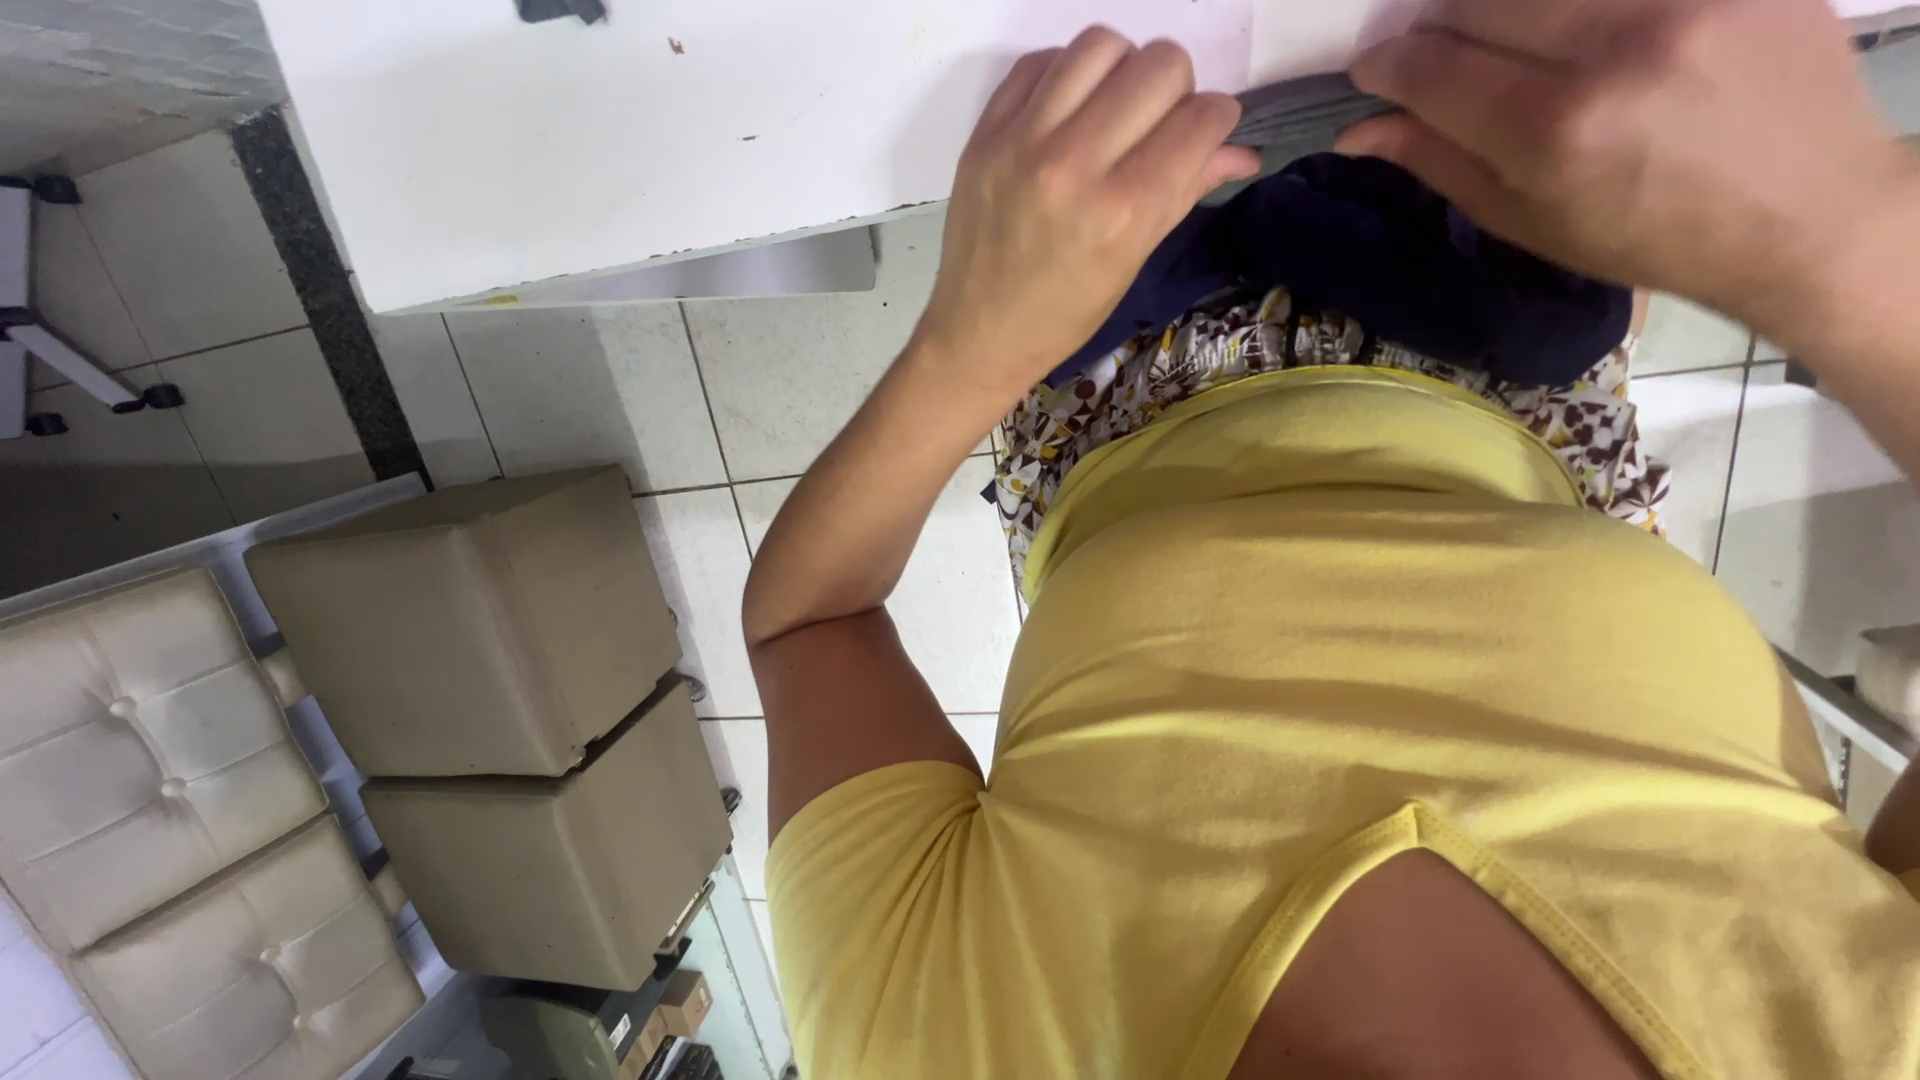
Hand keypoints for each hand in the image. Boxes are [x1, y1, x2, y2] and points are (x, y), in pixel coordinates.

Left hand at [915, 28, 1259, 388]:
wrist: (979, 334)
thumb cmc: (1064, 315)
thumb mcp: (1132, 263)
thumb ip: (1185, 192)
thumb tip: (1242, 149)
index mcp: (1123, 211)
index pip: (1202, 118)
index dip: (1215, 121)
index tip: (1200, 137)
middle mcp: (1075, 165)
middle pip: (1161, 64)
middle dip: (1175, 90)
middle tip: (1155, 127)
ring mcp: (1023, 143)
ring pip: (1101, 44)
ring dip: (1120, 70)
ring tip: (1110, 111)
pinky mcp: (985, 133)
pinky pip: (1040, 60)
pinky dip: (1064, 76)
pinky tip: (1066, 114)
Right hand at [1338, 0, 1917, 321]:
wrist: (1799, 210)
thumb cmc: (1636, 236)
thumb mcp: (1519, 218)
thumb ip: (1435, 159)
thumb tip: (1355, 129)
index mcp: (1550, 130)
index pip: (1433, 67)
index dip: (1386, 64)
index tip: (1370, 68)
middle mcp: (1614, 45)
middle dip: (1436, 25)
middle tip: (1436, 56)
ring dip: (1499, 7)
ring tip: (1506, 42)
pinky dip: (1569, 3)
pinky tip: (1576, 32)